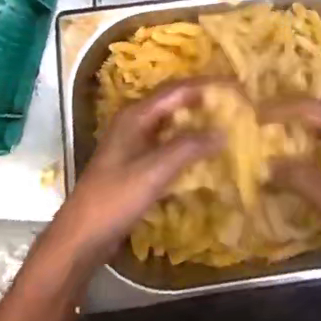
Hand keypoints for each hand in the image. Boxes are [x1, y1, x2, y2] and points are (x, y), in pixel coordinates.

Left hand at [49, 77, 223, 263]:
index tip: (237, 87)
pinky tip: (205, 152)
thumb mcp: (154, 171)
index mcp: (136, 115)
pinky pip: (168, 142)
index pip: (178, 89)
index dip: (208, 85)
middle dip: (204, 99)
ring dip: (197, 120)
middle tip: (236, 104)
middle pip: (175, 100)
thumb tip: (223, 131)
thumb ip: (188, 148)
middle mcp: (135, 121)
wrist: (82, 235)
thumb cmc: (115, 198)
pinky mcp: (137, 162)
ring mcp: (134, 141)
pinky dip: (188, 141)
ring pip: (172, 121)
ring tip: (227, 123)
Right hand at [263, 95, 320, 276]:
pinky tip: (307, 143)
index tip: (251, 115)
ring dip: (306, 115)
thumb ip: (302, 180)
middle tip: (262, 111)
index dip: (279, 109)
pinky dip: (319, 128)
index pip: (310, 107)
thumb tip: (268, 165)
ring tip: (278, 122)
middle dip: (292, 103)